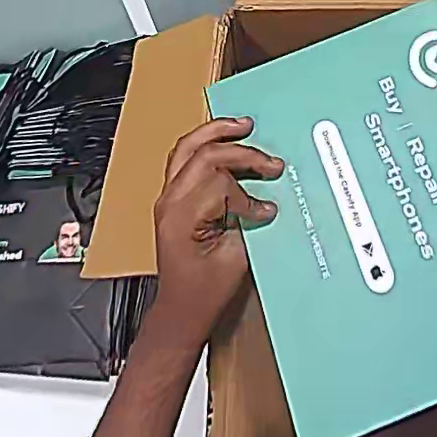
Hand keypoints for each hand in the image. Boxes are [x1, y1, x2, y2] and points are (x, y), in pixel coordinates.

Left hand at [146, 117, 283, 347]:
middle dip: (241, 153)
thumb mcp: (235, 258)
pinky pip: (184, 156)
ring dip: (217, 132)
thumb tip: (267, 198)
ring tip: (243, 125)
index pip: (220, 182)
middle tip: (269, 160)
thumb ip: (249, 220)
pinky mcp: (172, 195)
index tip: (265, 210)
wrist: (180, 311)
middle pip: (205, 155)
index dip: (247, 194)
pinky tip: (225, 138)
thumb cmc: (205, 292)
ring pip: (188, 146)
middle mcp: (169, 200)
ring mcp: (167, 195)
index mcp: (181, 217)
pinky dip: (205, 142)